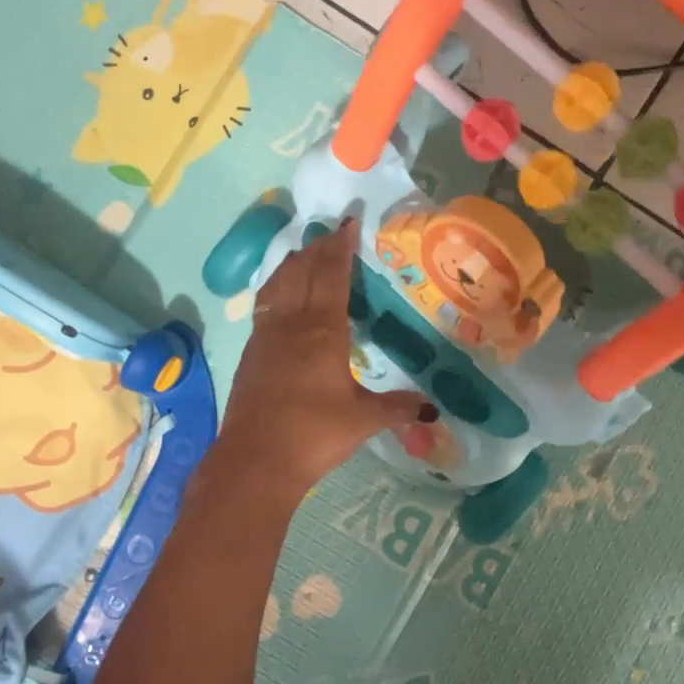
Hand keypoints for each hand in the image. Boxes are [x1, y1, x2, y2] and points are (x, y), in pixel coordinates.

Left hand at [220, 219, 434, 492]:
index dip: (341, 247)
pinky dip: (277, 288)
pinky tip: (281, 297)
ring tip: (304, 254)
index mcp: (323, 331)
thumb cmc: (314, 434)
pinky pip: (266, 306)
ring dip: (293, 264)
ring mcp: (266, 337)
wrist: (255, 460)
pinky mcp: (251, 354)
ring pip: (278, 285)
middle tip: (331, 233)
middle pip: (302, 272)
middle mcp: (291, 324)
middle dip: (318, 249)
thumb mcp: (363, 421)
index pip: (332, 276)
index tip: (348, 222)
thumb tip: (431, 410)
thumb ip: (397, 408)